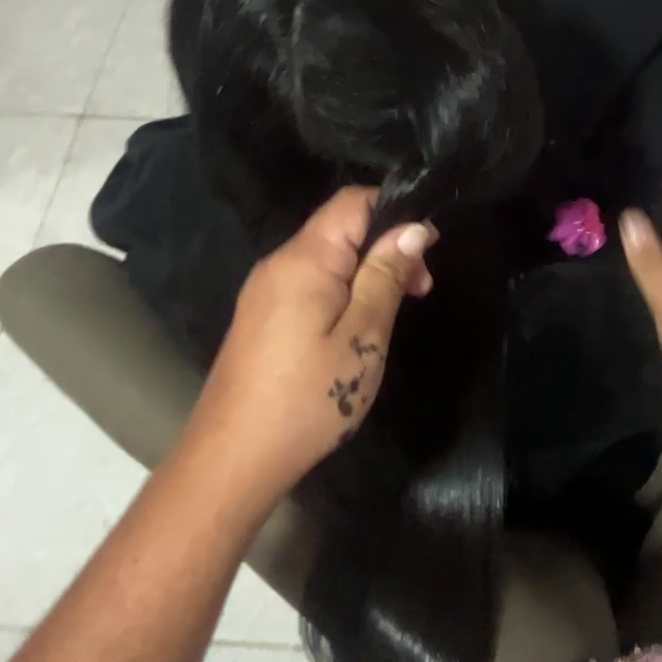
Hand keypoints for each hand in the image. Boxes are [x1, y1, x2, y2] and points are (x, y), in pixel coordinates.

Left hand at [185, 186, 434, 498]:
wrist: (233, 459)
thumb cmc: (308, 396)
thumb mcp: (363, 335)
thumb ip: (386, 275)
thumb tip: (414, 227)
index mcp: (305, 258)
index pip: (352, 202)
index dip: (396, 211)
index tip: (428, 251)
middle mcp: (279, 263)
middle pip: (341, 228)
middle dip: (386, 247)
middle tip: (420, 292)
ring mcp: (265, 291)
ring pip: (328, 259)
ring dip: (367, 273)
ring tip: (392, 315)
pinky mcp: (261, 317)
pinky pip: (310, 284)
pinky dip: (343, 293)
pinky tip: (357, 330)